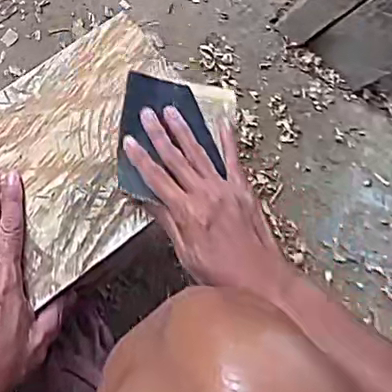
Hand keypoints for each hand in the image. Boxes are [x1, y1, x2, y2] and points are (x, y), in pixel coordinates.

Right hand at [122, 107, 294, 305]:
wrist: (262, 281)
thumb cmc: (222, 275)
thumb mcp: (187, 255)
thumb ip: (169, 223)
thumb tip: (148, 201)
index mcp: (187, 212)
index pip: (157, 179)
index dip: (141, 159)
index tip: (129, 141)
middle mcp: (204, 194)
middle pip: (175, 158)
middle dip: (158, 134)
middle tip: (146, 114)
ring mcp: (224, 188)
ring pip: (198, 152)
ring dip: (183, 130)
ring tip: (171, 111)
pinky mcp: (242, 188)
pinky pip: (233, 158)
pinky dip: (227, 139)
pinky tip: (221, 121)